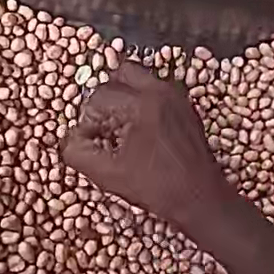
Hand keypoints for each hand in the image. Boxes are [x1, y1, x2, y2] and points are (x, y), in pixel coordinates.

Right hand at [61, 62, 236, 231]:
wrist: (201, 198)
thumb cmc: (158, 187)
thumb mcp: (108, 174)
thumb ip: (79, 153)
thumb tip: (71, 139)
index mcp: (141, 104)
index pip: (98, 97)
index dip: (89, 122)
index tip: (94, 143)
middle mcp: (161, 91)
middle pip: (119, 75)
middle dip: (106, 99)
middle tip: (104, 128)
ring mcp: (177, 97)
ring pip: (139, 80)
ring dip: (124, 99)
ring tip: (122, 130)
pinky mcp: (186, 107)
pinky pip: (156, 92)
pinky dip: (142, 105)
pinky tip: (141, 135)